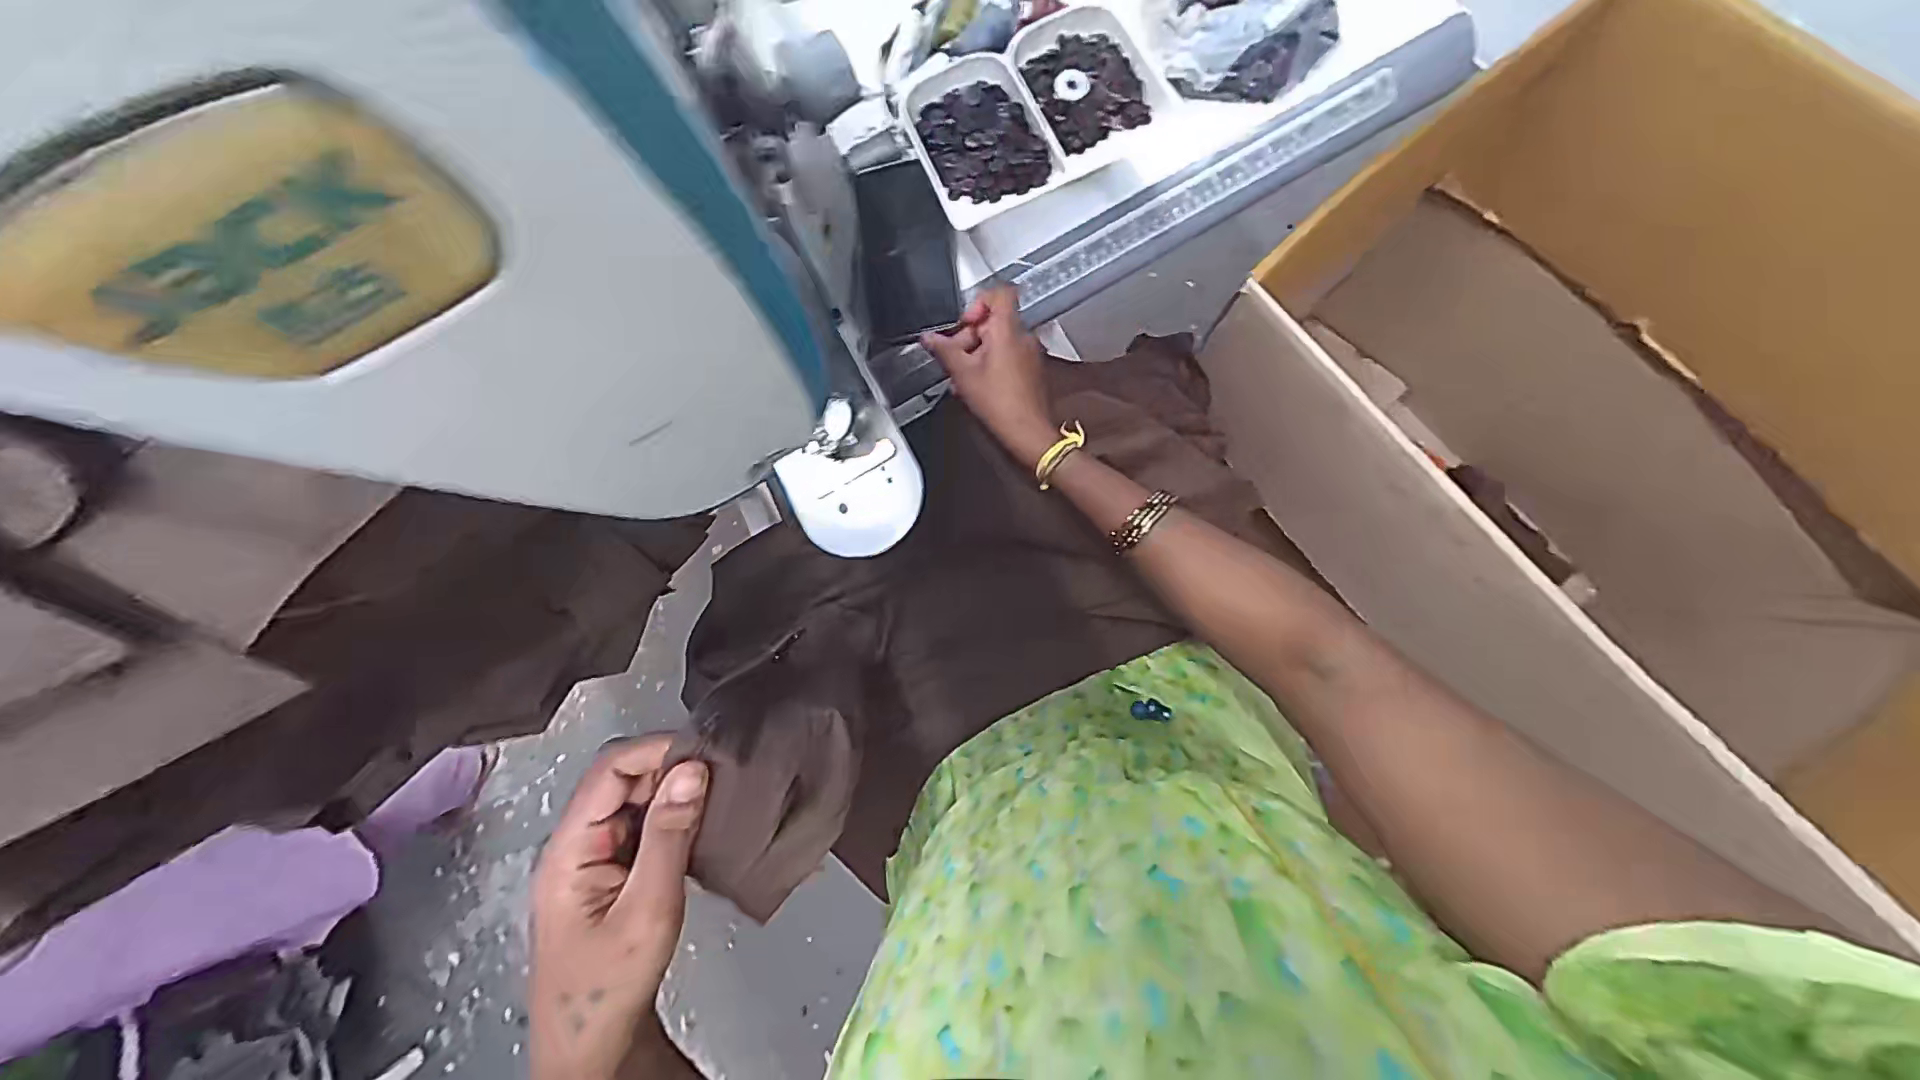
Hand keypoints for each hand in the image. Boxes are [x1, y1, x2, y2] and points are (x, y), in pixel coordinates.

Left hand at [531, 736, 707, 1079]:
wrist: (594, 1048)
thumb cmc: (610, 986)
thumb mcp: (647, 908)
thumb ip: (669, 834)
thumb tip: (692, 770)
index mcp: (570, 848)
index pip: (609, 770)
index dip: (656, 750)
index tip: (704, 752)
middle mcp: (578, 844)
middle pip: (623, 780)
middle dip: (671, 769)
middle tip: (720, 774)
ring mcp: (596, 857)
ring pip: (637, 800)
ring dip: (675, 792)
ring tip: (718, 794)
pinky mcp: (614, 870)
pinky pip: (645, 824)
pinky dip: (675, 816)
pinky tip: (702, 822)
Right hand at [922, 285, 1058, 466]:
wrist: (1027, 431)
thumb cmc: (1001, 404)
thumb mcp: (963, 374)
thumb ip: (944, 350)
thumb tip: (929, 338)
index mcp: (1008, 330)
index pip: (1000, 293)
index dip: (978, 302)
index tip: (964, 322)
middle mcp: (1023, 337)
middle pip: (993, 321)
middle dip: (970, 336)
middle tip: (957, 357)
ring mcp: (1029, 354)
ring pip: (998, 341)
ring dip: (978, 353)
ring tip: (965, 376)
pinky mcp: (1031, 370)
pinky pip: (1007, 357)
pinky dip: (990, 365)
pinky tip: (978, 385)